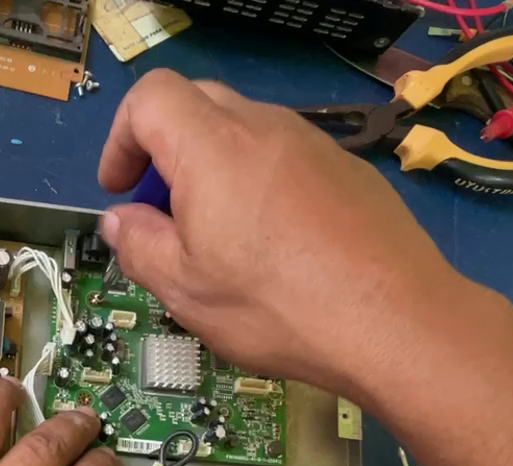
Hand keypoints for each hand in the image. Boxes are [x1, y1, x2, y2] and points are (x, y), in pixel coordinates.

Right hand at [98, 71, 512, 404]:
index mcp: (213, 149)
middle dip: (164, 153)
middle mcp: (265, 128)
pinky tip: (272, 248)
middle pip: (197, 105)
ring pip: (244, 134)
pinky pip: (285, 160)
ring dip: (212, 172)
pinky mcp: (348, 170)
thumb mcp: (185, 291)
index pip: (150, 97)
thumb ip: (139, 246)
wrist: (392, 321)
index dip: (122, 138)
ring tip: (218, 242)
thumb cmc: (274, 307)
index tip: (120, 190)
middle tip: (162, 217)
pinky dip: (257, 186)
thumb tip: (120, 221)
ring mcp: (313, 145)